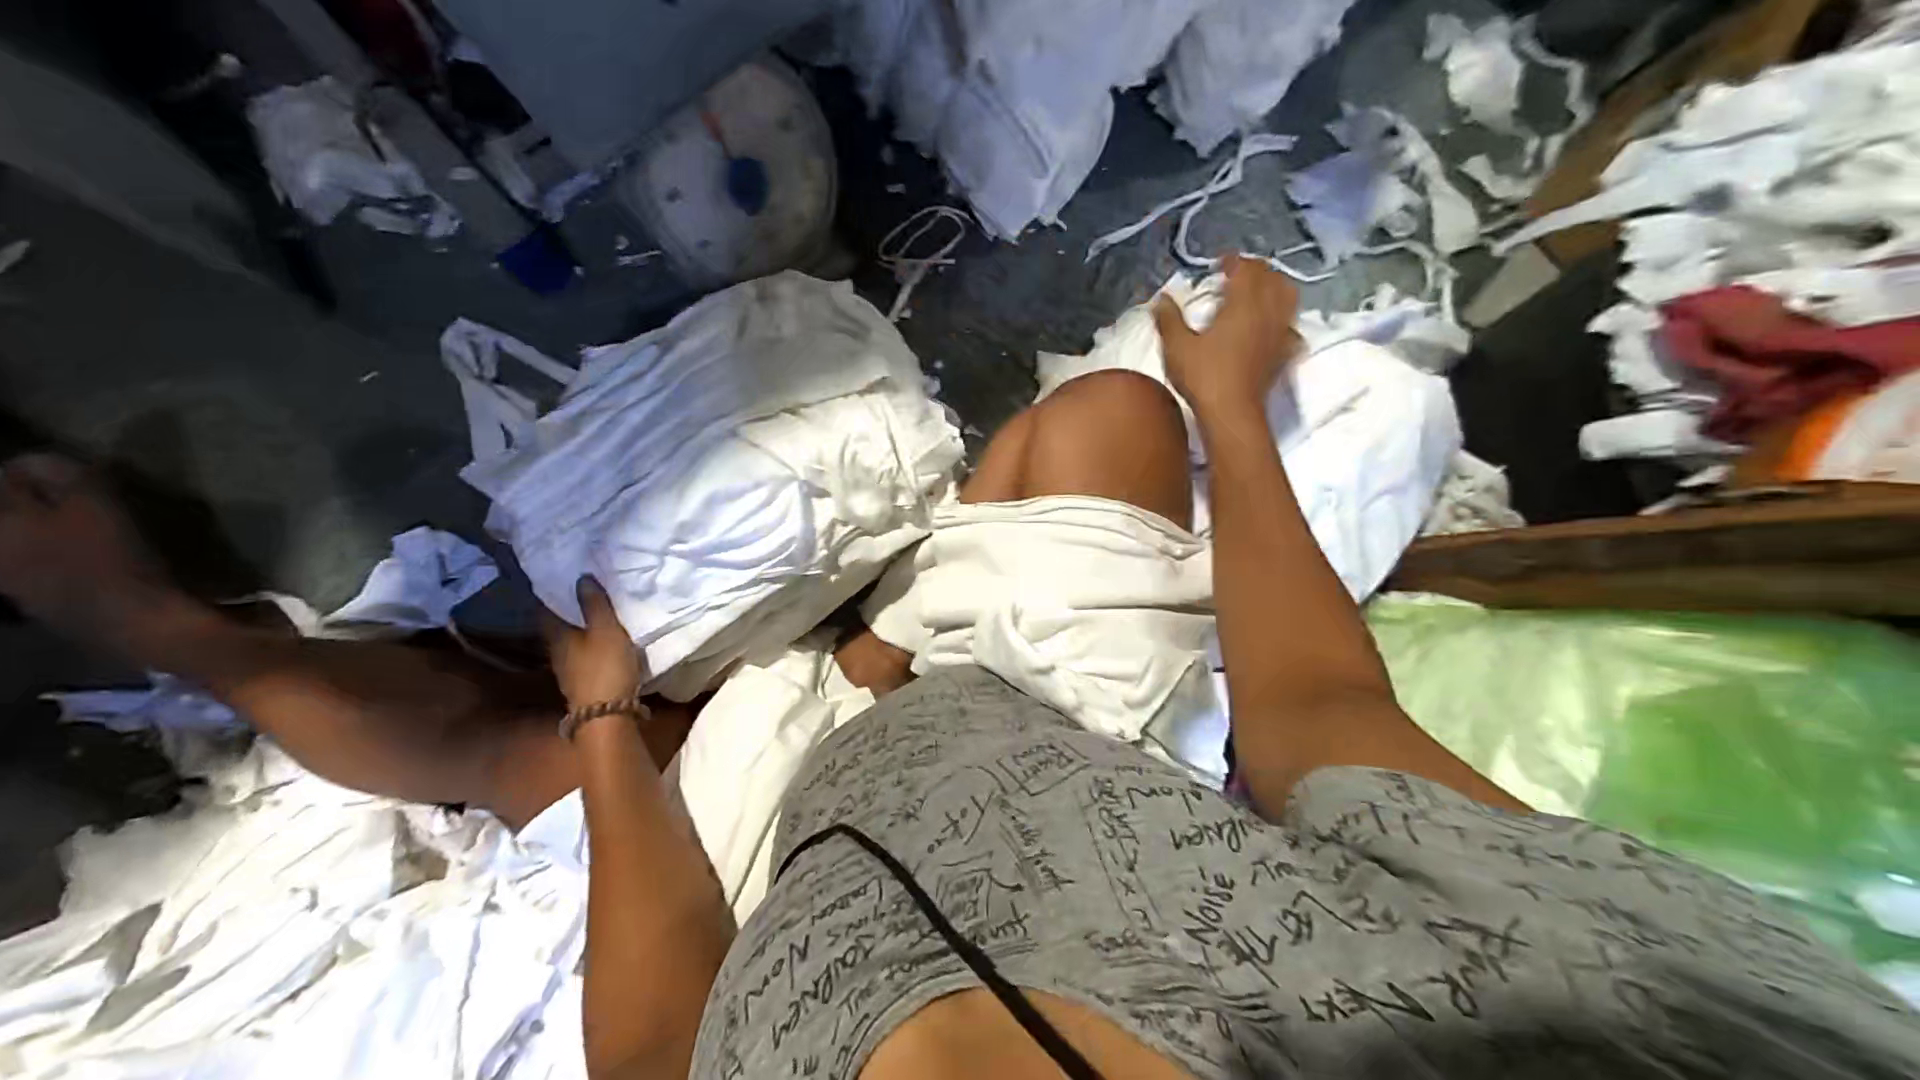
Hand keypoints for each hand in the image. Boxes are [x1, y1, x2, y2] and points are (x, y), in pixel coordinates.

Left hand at [542, 576, 646, 707]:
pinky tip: (601, 645)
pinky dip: (587, 647)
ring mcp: (566, 671)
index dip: (550, 595)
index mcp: (556, 636)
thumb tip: (581, 577)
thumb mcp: (606, 630)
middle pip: (555, 627)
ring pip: (568, 643)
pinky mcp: (580, 684)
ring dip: (577, 631)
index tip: (559, 581)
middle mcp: (555, 652)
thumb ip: (595, 604)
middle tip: (581, 595)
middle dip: (565, 613)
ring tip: (594, 618)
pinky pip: (581, 657)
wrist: (606, 716)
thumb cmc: (605, 667)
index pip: (545, 610)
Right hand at [1152, 255, 1302, 417]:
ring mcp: (1281, 331)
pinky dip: (1282, 318)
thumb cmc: (1204, 377)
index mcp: (1243, 303)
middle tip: (1235, 275)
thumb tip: (1161, 299)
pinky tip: (1271, 325)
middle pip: (1271, 277)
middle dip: (1254, 270)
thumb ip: (1169, 319)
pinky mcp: (1285, 352)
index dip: (1233, 261)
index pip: (1245, 268)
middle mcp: (1268, 311)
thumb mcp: (1177, 347)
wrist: (1233, 414)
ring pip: (1288, 296)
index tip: (1219, 264)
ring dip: (1274, 287)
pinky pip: (1291, 325)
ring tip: (1257, 293)